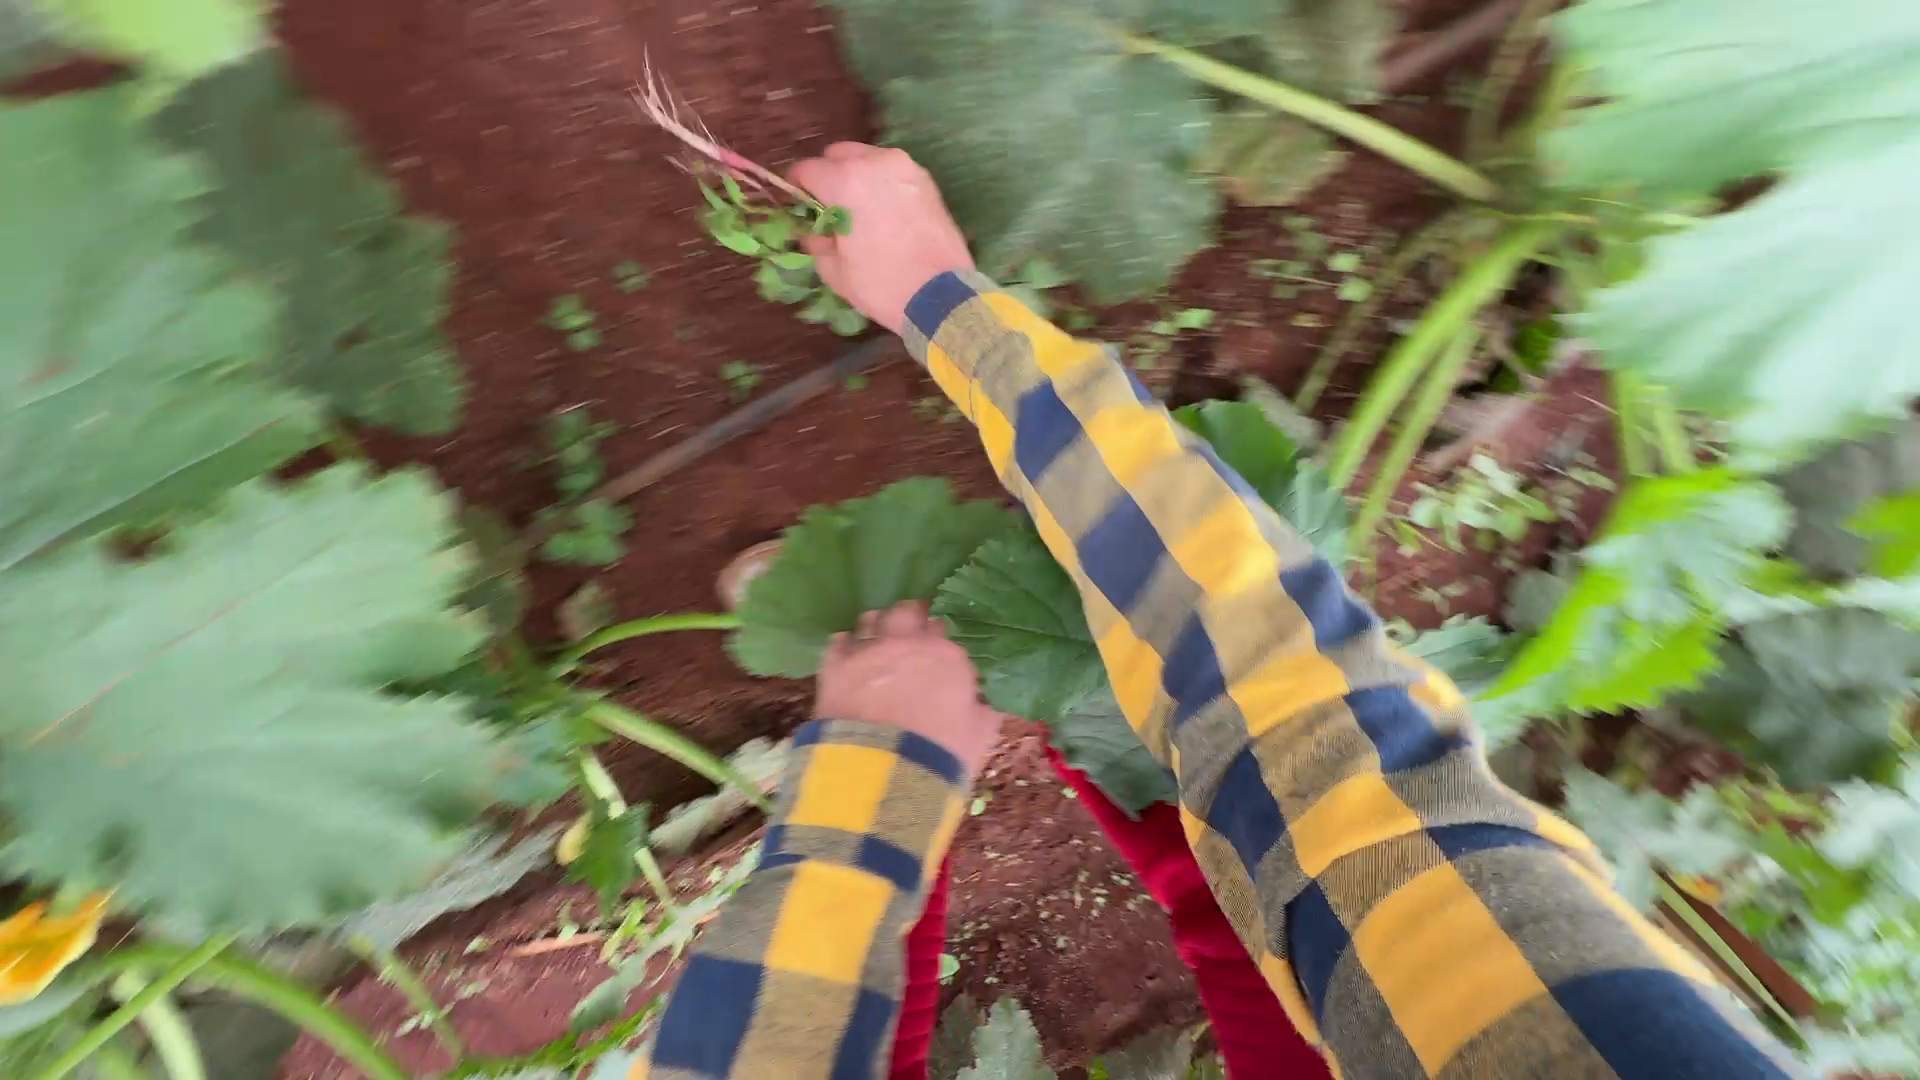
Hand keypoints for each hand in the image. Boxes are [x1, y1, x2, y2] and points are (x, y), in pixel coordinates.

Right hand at [790, 143, 974, 333]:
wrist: (941, 297)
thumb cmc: (883, 287)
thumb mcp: (837, 272)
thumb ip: (816, 244)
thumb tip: (811, 233)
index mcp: (845, 182)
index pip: (807, 170)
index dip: (796, 187)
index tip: (797, 204)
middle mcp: (875, 163)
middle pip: (838, 155)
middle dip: (828, 176)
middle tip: (828, 208)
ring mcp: (905, 168)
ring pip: (868, 159)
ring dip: (856, 176)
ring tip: (858, 210)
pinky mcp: (927, 181)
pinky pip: (893, 172)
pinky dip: (882, 184)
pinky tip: (883, 213)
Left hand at [815, 602, 1001, 778]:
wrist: (883, 770)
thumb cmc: (941, 754)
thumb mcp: (978, 735)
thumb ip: (981, 711)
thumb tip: (981, 702)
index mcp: (945, 656)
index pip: (941, 630)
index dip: (937, 635)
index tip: (935, 641)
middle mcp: (905, 643)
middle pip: (905, 612)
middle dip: (908, 615)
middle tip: (908, 624)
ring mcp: (867, 652)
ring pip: (870, 620)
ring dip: (876, 624)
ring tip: (876, 633)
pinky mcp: (834, 668)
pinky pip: (837, 643)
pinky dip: (844, 643)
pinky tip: (846, 648)